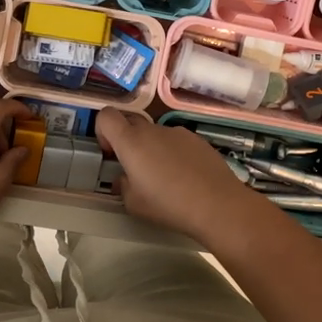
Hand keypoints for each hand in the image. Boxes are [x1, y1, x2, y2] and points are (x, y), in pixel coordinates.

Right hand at [95, 110, 257, 242]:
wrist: (218, 205)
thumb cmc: (169, 205)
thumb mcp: (134, 204)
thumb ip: (122, 186)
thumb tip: (124, 178)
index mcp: (131, 142)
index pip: (106, 116)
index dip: (102, 131)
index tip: (111, 154)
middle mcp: (153, 130)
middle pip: (130, 122)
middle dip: (127, 140)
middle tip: (134, 168)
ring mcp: (178, 132)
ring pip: (155, 133)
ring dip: (152, 149)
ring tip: (165, 178)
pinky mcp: (198, 140)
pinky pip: (176, 141)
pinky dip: (174, 153)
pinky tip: (186, 178)